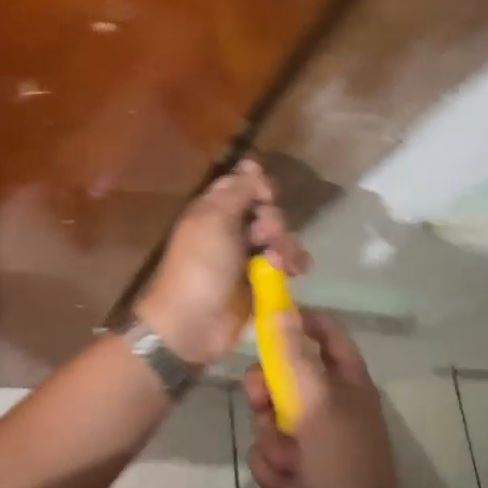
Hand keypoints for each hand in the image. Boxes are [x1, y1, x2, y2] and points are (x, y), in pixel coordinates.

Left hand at [135, 158, 308, 365]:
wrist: (193, 323)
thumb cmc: (200, 265)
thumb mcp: (214, 220)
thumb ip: (237, 190)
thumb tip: (252, 164)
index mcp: (212, 209)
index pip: (242, 184)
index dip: (258, 186)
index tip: (266, 196)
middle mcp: (230, 228)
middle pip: (266, 210)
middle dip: (273, 221)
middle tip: (265, 236)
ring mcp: (246, 256)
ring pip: (279, 237)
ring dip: (285, 244)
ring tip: (280, 263)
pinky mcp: (261, 281)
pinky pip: (285, 263)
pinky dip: (292, 263)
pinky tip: (294, 272)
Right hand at [244, 316, 436, 487]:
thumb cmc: (341, 467)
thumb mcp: (316, 404)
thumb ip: (292, 355)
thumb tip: (278, 307)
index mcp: (347, 383)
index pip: (325, 334)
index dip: (297, 321)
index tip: (262, 321)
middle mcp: (329, 404)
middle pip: (283, 373)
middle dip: (266, 393)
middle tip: (261, 401)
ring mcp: (312, 437)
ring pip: (268, 414)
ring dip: (271, 439)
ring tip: (291, 462)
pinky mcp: (296, 465)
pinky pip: (265, 448)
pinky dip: (273, 466)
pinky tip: (290, 485)